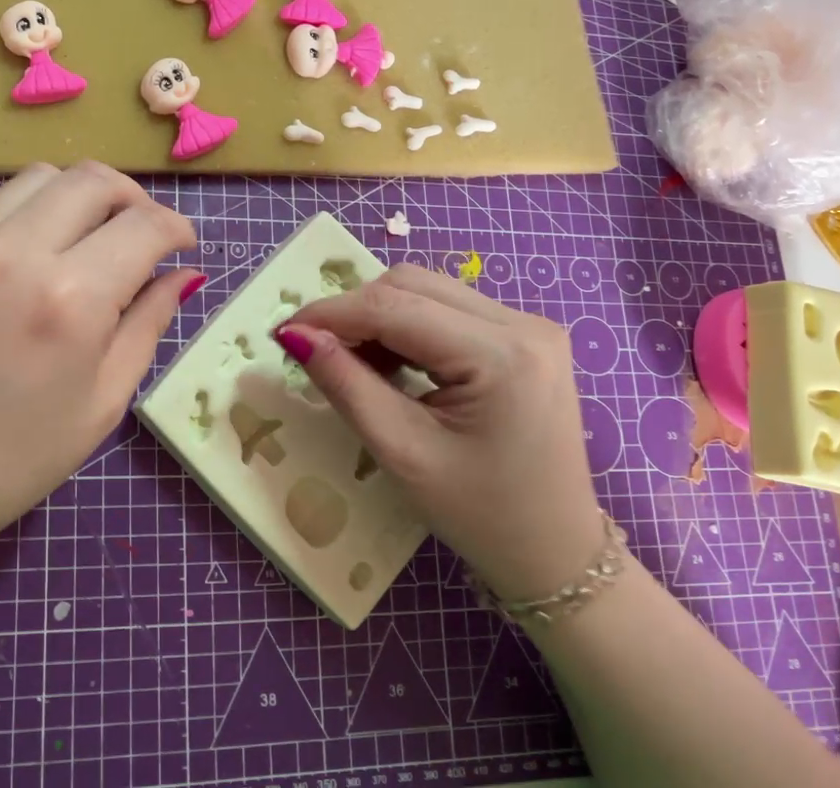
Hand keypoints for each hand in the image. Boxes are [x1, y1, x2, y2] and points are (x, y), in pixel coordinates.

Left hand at [0, 163, 198, 589]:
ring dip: (80, 196)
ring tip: (91, 240)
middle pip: (92, 179)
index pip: (143, 225)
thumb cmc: (10, 464)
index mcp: (70, 300)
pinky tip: (38, 259)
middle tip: (143, 236)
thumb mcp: (100, 405)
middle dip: (133, 198)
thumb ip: (146, 326)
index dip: (177, 228)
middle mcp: (17, 253)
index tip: (185, 246)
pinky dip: (33, 214)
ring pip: (40, 178)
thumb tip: (181, 276)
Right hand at [276, 265, 602, 602]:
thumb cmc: (480, 515)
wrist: (555, 554)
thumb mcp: (403, 452)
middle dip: (355, 311)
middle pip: (412, 285)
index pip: (395, 306)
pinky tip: (391, 365)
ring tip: (352, 364)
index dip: (331, 313)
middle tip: (316, 352)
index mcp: (503, 354)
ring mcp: (530, 328)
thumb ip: (346, 384)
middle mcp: (523, 325)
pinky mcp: (525, 340)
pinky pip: (448, 312)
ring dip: (379, 318)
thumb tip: (296, 335)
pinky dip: (407, 329)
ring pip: (428, 292)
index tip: (283, 332)